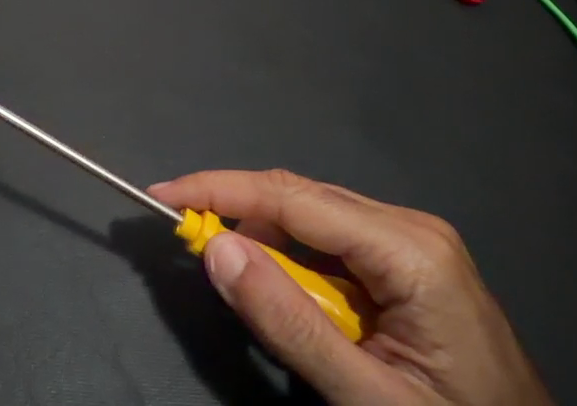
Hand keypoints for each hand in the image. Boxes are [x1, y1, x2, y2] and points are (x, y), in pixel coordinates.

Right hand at [148, 170, 550, 405]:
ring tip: (228, 269)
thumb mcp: (367, 397)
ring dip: (263, 236)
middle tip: (180, 233)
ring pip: (313, 214)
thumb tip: (215, 250)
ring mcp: (415, 241)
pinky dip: (294, 257)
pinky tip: (279, 284)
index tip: (161, 195)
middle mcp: (412, 227)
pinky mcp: (412, 260)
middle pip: (300, 196)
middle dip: (235, 209)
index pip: (292, 199)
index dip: (220, 191)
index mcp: (409, 251)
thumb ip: (288, 324)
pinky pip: (335, 240)